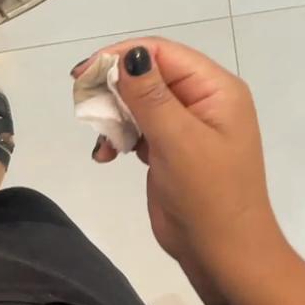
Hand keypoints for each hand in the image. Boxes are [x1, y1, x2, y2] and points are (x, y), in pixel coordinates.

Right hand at [74, 39, 286, 275]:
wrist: (222, 252)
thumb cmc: (208, 194)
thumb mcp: (178, 140)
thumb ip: (150, 96)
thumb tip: (127, 55)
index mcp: (215, 90)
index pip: (162, 52)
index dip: (120, 56)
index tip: (82, 75)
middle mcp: (201, 100)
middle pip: (146, 74)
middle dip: (111, 89)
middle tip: (83, 108)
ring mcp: (183, 125)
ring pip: (135, 101)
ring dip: (111, 116)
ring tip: (102, 141)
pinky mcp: (167, 148)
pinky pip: (134, 127)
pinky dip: (116, 137)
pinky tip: (107, 156)